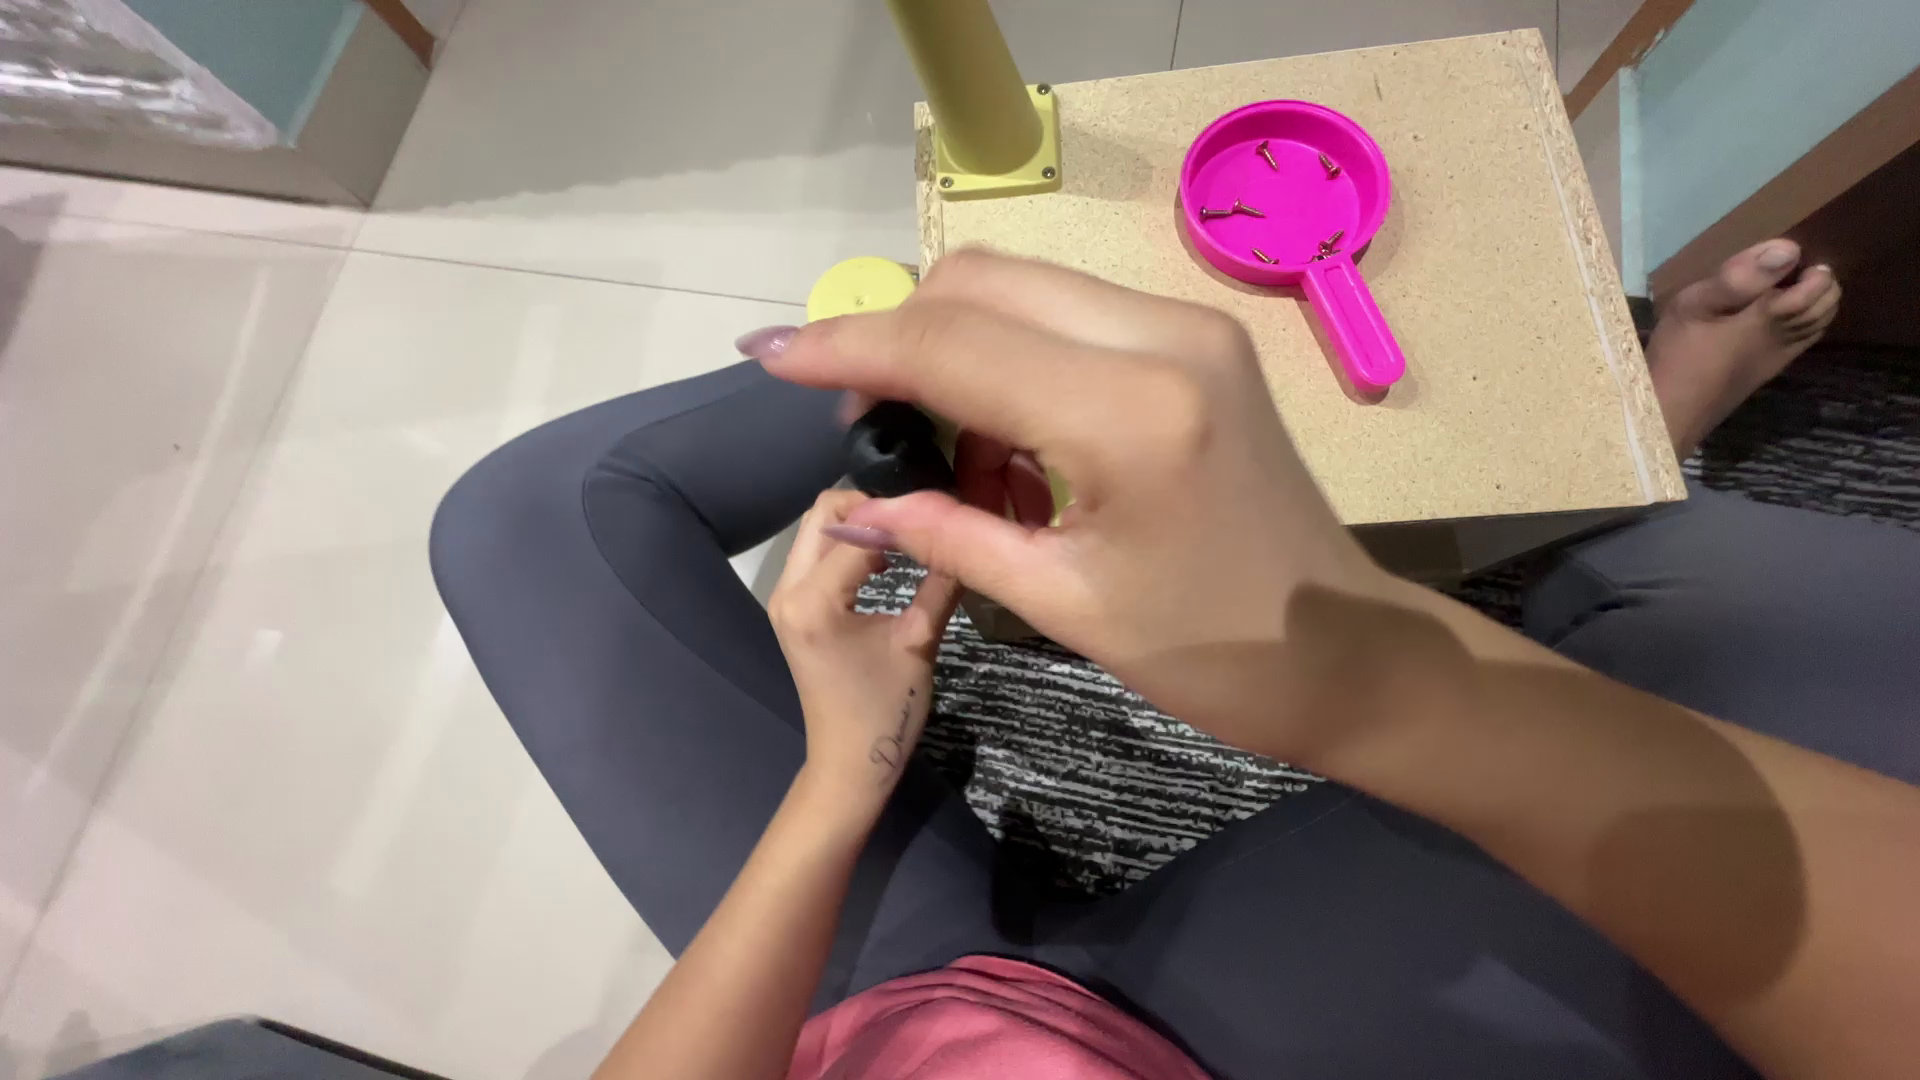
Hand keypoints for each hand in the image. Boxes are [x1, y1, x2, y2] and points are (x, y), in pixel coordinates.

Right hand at [755, 250, 1398, 762]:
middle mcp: (1162, 336)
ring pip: (1021, 291)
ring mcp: (1187, 327)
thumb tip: (852, 508)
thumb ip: (948, 535)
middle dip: (898, 339)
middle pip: (981, 284)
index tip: (773, 359)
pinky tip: (1007, 445)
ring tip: (947, 456)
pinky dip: (1009, 365)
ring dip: (954, 352)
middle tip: (867, 422)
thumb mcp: (1063, 605)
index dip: (850, 348)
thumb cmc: (1214, 655)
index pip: (953, 344)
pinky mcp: (1195, 341)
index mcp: (1129, 412)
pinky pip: (1065, 320)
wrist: (1343, 651)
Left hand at [768, 490, 959, 808]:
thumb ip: (940, 584)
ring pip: (815, 531)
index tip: (939, 517)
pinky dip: (846, 545)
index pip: (857, 528)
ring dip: (857, 524)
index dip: (901, 517)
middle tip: (916, 525)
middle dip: (870, 507)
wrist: (849, 762)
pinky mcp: (791, 608)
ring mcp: (784, 598)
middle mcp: (788, 590)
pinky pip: (814, 554)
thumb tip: (966, 540)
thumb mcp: (919, 642)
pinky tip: (881, 561)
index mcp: (815, 599)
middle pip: (822, 514)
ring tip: (904, 540)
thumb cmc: (885, 709)